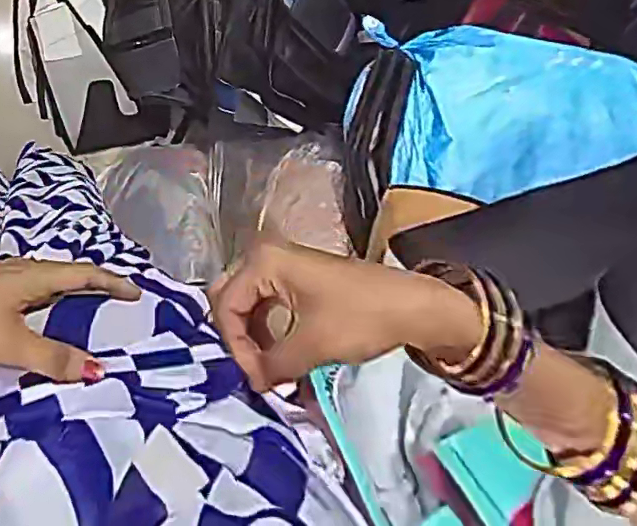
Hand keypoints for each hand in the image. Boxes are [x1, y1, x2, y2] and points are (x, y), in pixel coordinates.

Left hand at [0, 258, 141, 382]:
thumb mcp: (13, 345)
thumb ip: (53, 357)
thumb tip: (96, 368)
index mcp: (35, 275)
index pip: (84, 274)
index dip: (112, 281)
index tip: (135, 291)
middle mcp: (25, 268)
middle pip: (70, 272)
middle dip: (96, 283)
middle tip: (118, 299)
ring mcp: (7, 274)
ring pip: (51, 278)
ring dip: (73, 289)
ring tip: (90, 305)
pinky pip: (36, 286)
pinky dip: (53, 296)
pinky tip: (46, 312)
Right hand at [208, 240, 482, 388]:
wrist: (408, 305)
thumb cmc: (359, 317)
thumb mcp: (312, 346)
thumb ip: (274, 364)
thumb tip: (255, 381)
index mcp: (263, 261)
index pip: (227, 305)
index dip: (236, 346)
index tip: (256, 380)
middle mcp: (265, 254)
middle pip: (229, 296)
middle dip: (236, 337)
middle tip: (251, 371)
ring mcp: (280, 262)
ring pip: (245, 300)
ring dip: (249, 334)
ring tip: (264, 369)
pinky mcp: (294, 275)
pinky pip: (263, 300)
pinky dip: (263, 327)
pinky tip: (275, 353)